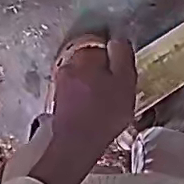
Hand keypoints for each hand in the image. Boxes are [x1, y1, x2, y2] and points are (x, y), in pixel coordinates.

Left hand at [21, 36, 136, 183]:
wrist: (77, 143)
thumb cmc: (105, 113)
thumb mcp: (125, 81)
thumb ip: (122, 56)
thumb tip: (118, 40)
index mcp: (86, 56)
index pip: (104, 46)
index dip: (117, 62)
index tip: (124, 76)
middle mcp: (69, 65)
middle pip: (92, 63)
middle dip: (104, 74)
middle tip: (118, 92)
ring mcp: (61, 83)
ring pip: (84, 79)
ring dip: (95, 88)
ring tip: (108, 105)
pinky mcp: (58, 101)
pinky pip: (77, 94)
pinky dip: (87, 100)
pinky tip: (95, 113)